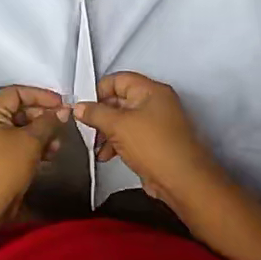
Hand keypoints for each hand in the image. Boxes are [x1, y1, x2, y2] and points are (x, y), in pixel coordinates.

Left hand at [0, 85, 68, 220]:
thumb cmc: (6, 167)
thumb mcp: (31, 141)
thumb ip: (48, 122)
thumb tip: (63, 110)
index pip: (16, 93)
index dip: (40, 95)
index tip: (61, 103)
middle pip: (20, 110)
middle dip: (43, 117)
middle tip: (63, 125)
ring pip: (22, 129)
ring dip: (42, 134)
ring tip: (57, 145)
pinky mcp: (0, 158)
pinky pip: (20, 144)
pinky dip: (35, 146)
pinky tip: (50, 155)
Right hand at [73, 72, 225, 206]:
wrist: (181, 180)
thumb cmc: (155, 147)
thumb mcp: (118, 126)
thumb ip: (95, 113)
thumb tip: (79, 107)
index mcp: (150, 91)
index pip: (118, 80)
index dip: (98, 91)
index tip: (83, 107)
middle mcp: (155, 103)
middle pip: (119, 100)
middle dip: (100, 115)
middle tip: (86, 128)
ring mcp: (155, 123)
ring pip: (122, 120)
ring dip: (105, 132)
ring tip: (96, 146)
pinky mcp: (153, 141)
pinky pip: (129, 136)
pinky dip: (115, 143)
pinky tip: (106, 155)